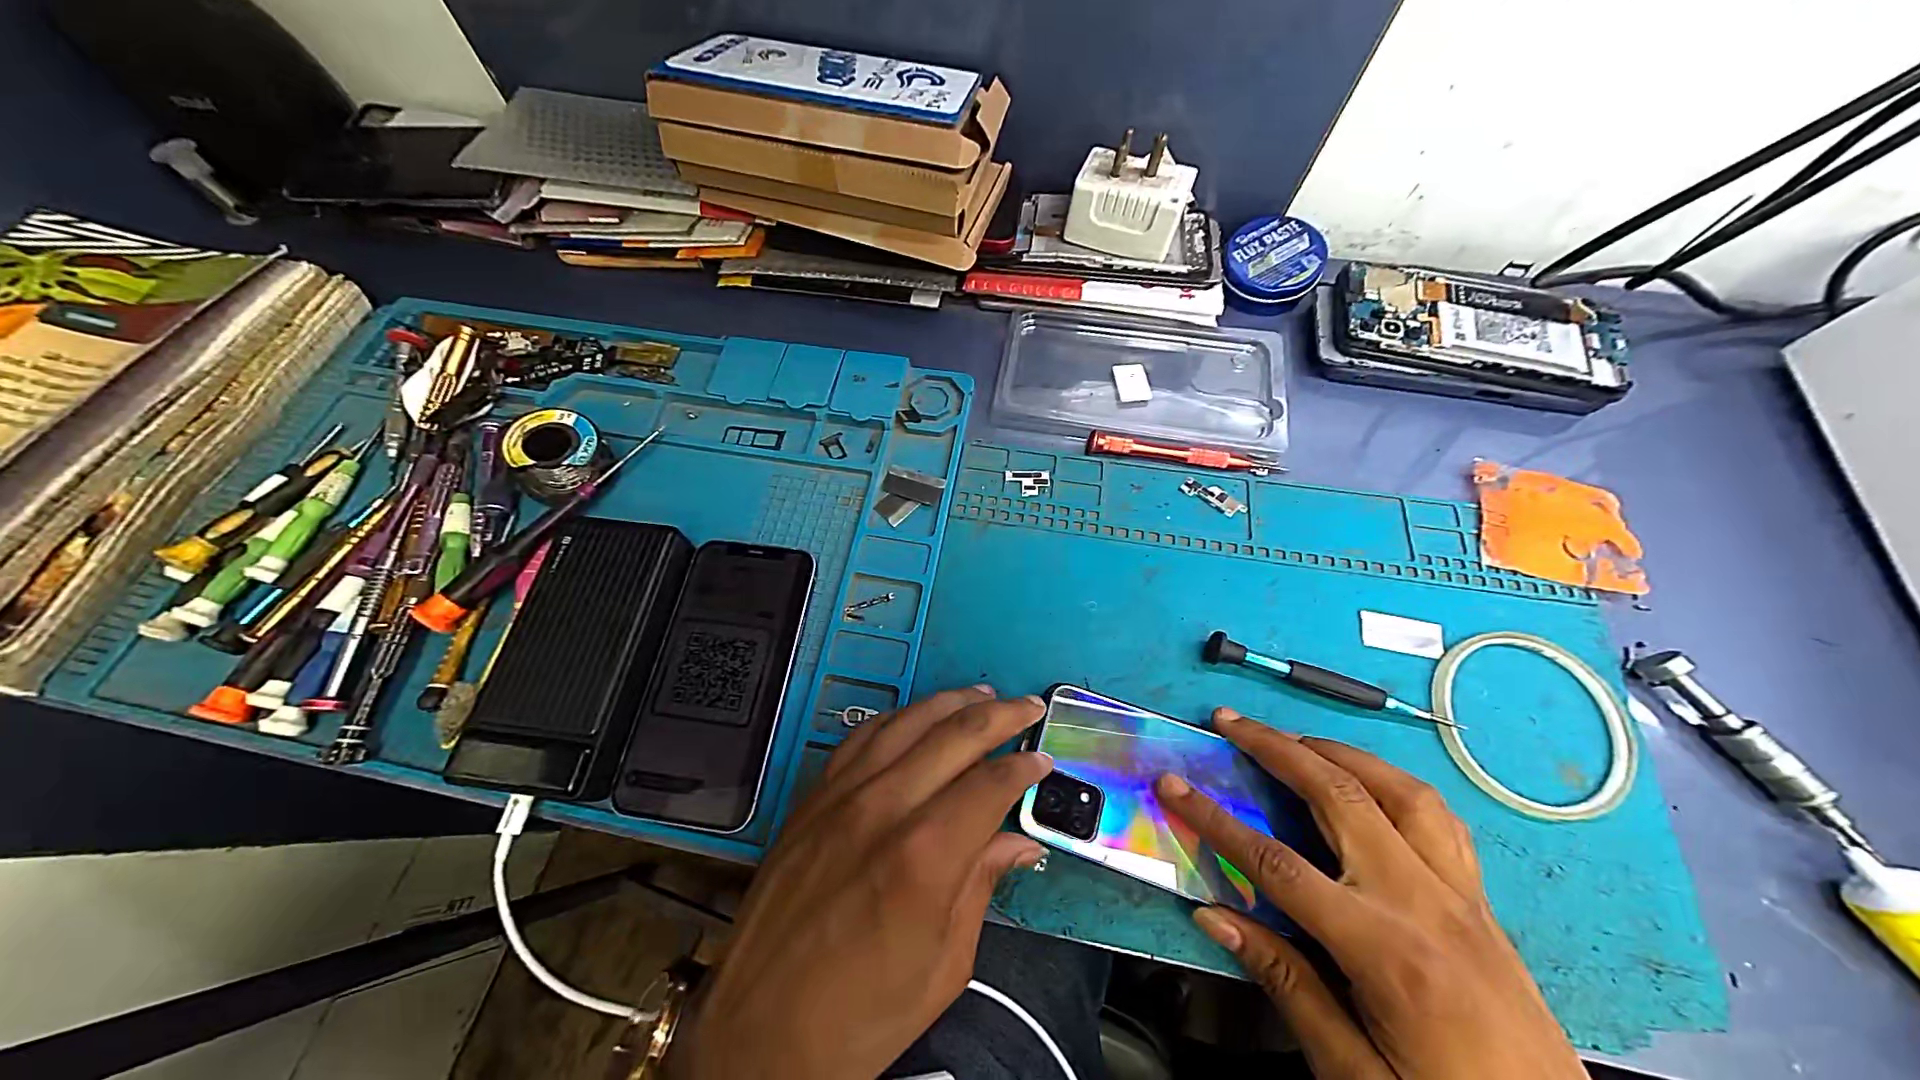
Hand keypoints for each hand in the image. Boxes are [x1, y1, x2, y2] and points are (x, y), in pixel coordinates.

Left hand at [667, 686, 1050, 1079]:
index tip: (1043, 762)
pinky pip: (861, 738)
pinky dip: (897, 718)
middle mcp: (882, 808)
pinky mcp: (812, 798)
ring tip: (982, 695)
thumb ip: (981, 886)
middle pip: (953, 736)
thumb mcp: (943, 965)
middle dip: (1001, 716)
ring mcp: (841, 796)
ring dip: (951, 702)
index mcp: (924, 856)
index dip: (1023, 768)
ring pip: (907, 723)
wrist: (758, 1027)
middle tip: (1029, 708)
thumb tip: (1019, 844)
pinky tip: (915, 716)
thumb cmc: (861, 1014)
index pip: (989, 784)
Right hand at [1155, 709, 1584, 1079]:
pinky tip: (1368, 783)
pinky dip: (1393, 783)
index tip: (1174, 785)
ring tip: (1295, 739)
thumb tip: (1212, 913)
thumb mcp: (1352, 1072)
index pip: (1277, 865)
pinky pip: (1439, 819)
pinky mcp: (1483, 901)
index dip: (1216, 821)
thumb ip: (1285, 983)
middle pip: (1340, 797)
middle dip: (1278, 749)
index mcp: (1384, 949)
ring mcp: (1462, 895)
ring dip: (1340, 752)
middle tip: (1232, 722)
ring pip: (1400, 792)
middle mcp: (1423, 902)